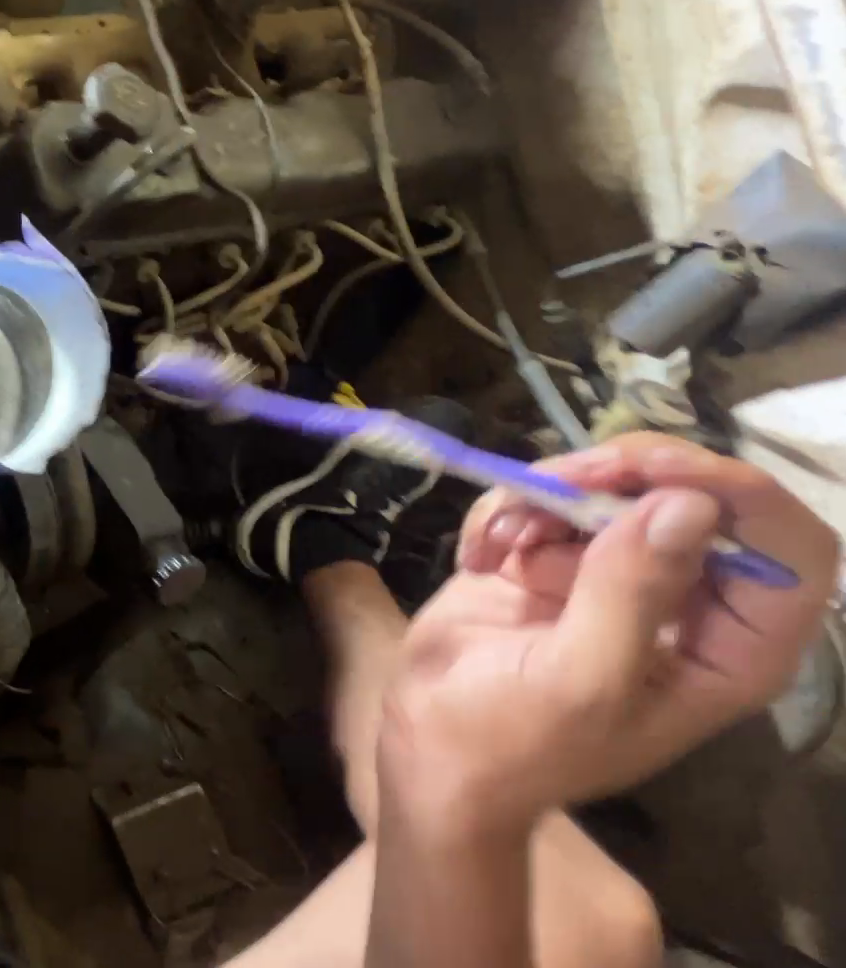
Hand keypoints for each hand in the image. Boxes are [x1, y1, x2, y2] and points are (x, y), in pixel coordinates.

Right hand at [381, 433, 838, 832]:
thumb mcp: (581, 678)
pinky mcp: (530, 566)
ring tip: (498, 540)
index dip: (735, 495)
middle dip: (620, 479)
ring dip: (542, 500)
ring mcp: (596, 579)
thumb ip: (631, 594)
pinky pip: (527, 510)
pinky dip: (497, 518)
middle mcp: (673, 602)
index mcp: (725, 644)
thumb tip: (684, 504)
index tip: (651, 466)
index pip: (784, 552)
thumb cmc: (515, 737)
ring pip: (597, 494)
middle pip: (684, 503)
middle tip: (559, 478)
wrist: (429, 746)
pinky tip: (476, 555)